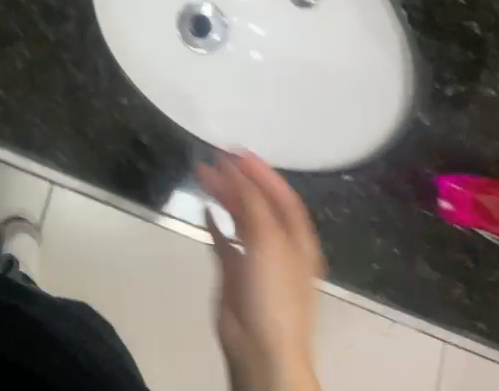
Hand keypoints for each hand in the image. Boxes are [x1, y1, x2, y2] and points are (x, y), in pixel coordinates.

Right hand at [198, 152, 324, 390]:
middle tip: (213, 158)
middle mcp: (279, 245)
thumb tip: (232, 169)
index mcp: (297, 239)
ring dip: (224, 196)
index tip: (238, 151)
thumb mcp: (268, 240)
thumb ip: (251, 202)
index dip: (263, 172)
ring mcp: (256, 259)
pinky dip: (215, 224)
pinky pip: (224, 241)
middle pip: (259, 204)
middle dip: (238, 180)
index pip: (283, 197)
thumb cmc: (273, 292)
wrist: (261, 347)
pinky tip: (203, 210)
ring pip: (240, 219)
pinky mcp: (234, 273)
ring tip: (201, 174)